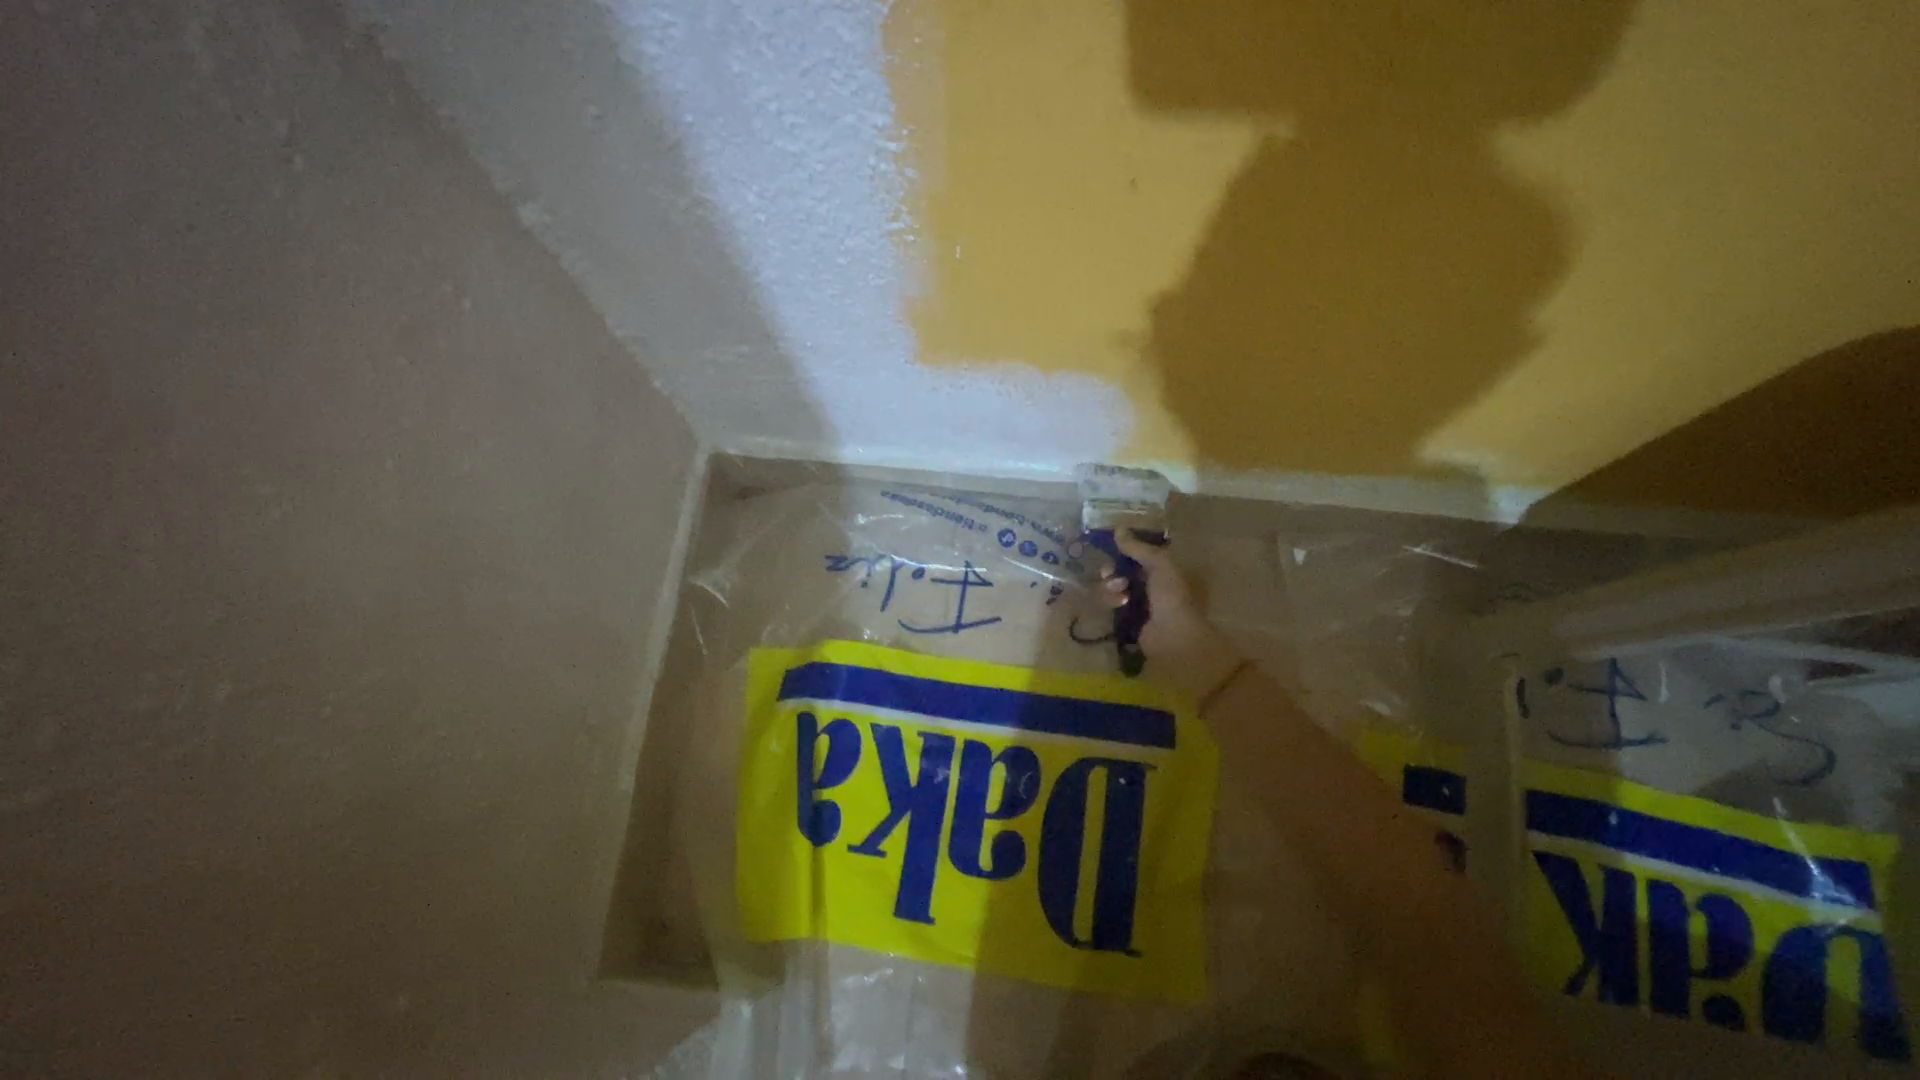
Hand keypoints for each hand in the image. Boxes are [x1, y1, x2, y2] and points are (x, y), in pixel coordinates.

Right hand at [1100, 531, 1246, 703]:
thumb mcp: (1159, 564)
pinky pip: (1112, 604)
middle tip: (1108, 573)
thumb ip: (1138, 547)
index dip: (1123, 550)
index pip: (1137, 554)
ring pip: (1114, 586)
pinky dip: (1112, 601)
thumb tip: (1118, 529)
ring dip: (1111, 586)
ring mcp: (1139, 602)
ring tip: (1120, 593)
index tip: (1110, 549)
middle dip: (1113, 569)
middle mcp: (1150, 583)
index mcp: (1163, 568)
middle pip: (1122, 569)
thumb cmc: (1171, 596)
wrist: (1173, 637)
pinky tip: (1119, 605)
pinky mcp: (1128, 619)